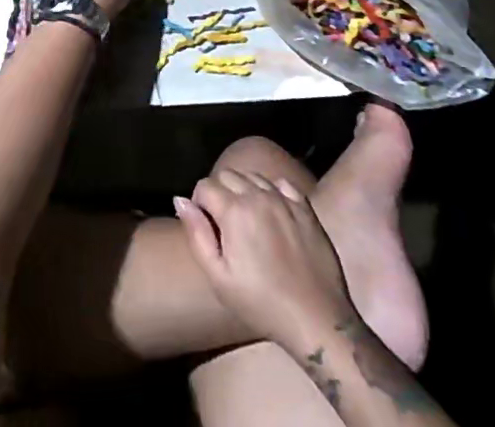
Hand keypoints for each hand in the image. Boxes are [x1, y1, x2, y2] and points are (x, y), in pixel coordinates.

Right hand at [175, 170, 354, 347]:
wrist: (315, 318)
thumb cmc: (260, 302)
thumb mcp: (218, 276)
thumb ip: (196, 233)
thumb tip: (180, 200)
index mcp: (234, 210)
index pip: (205, 185)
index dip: (199, 203)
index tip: (206, 226)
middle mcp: (259, 196)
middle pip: (228, 175)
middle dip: (219, 192)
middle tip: (224, 224)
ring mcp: (285, 200)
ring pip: (254, 176)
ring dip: (244, 190)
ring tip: (247, 219)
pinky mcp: (306, 208)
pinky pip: (281, 184)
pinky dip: (271, 190)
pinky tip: (271, 212)